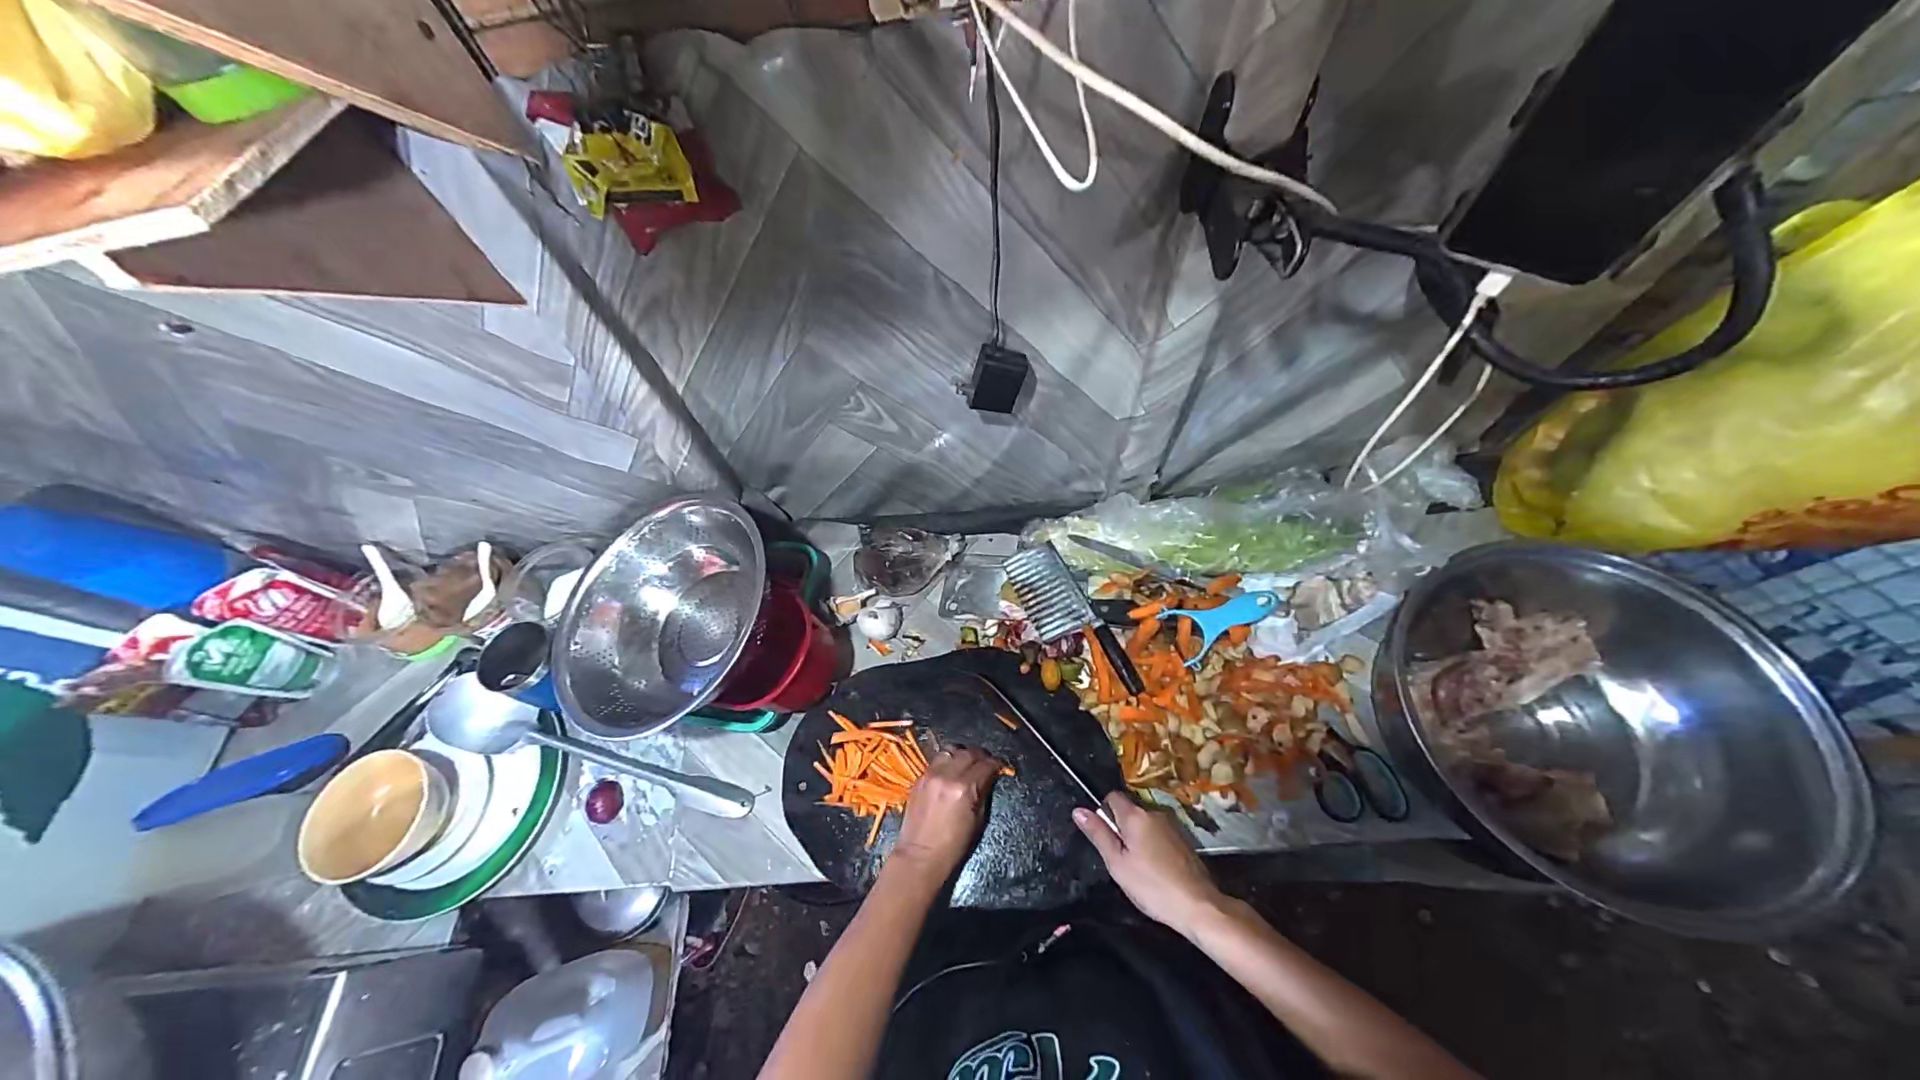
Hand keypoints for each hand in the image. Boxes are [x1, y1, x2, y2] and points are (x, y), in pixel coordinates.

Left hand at [890, 745, 1002, 880]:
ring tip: (967, 764)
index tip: (1000, 767)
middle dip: (980, 756)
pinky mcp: (919, 779)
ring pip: (950, 750)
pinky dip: (947, 762)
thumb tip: (988, 778)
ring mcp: (930, 775)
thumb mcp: (978, 821)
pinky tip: (950, 771)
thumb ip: (983, 793)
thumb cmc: (953, 846)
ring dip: (962, 755)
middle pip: (968, 752)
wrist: (920, 856)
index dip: (996, 764)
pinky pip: (936, 760)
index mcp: (964, 788)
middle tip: (986, 764)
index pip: (986, 764)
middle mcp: (946, 776)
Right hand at [1075, 792, 1226, 936]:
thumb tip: (1078, 810)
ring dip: (1138, 839)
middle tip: (1120, 859)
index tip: (1105, 837)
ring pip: (1145, 825)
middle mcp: (1155, 813)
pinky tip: (1157, 871)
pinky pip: (1160, 835)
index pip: (1112, 796)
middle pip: (1129, 811)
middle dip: (1121, 829)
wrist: (1198, 906)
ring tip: (1139, 869)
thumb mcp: (1117, 863)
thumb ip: (1098, 834)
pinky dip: (1154, 846)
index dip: (1103, 812)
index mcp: (1135, 816)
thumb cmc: (1152, 886)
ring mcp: (1173, 826)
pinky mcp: (1184, 840)